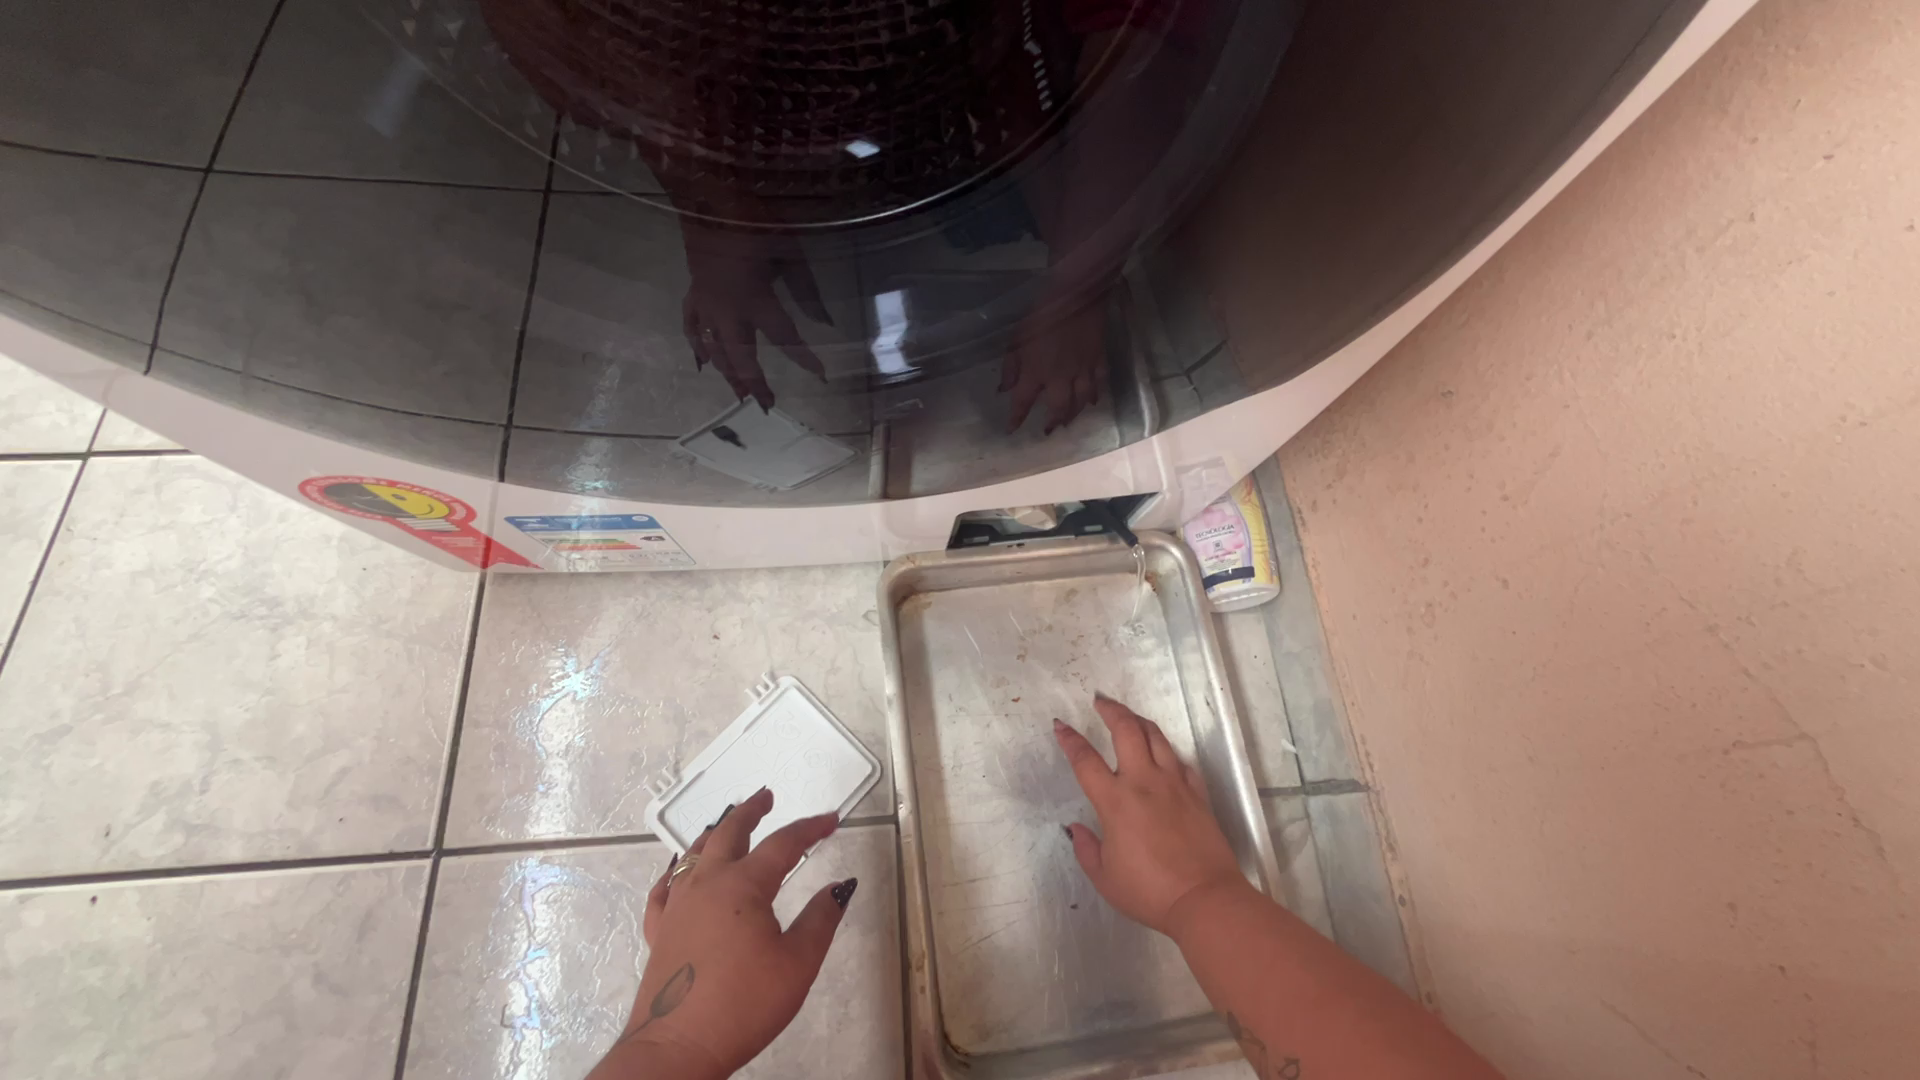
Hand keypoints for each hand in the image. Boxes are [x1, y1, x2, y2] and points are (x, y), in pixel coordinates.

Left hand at [589, 788, 854, 1079]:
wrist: (676, 1050)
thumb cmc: (743, 1005)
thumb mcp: (798, 964)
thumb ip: (821, 918)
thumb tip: (840, 885)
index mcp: (743, 885)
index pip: (783, 844)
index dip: (810, 828)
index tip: (831, 819)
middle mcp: (707, 884)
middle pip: (729, 832)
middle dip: (751, 811)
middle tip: (765, 796)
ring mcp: (677, 906)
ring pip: (695, 854)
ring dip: (715, 832)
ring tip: (727, 822)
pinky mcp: (659, 932)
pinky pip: (664, 890)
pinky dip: (675, 872)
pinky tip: (677, 871)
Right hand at [681, 221, 832, 410]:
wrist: (705, 195)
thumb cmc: (754, 219)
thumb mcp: (789, 253)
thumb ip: (806, 291)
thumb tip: (825, 323)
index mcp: (755, 299)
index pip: (785, 338)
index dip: (804, 359)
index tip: (821, 377)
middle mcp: (728, 310)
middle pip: (741, 357)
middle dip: (754, 383)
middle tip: (765, 406)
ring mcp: (706, 304)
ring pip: (714, 349)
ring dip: (728, 374)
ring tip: (739, 394)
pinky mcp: (693, 293)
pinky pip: (691, 327)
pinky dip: (697, 347)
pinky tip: (702, 362)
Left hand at [999, 294, 1109, 433]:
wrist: (1075, 293)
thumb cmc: (1040, 314)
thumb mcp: (1016, 339)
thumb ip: (1011, 367)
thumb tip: (1004, 390)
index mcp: (1036, 372)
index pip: (1023, 403)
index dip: (1017, 418)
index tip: (1011, 430)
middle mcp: (1060, 377)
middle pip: (1059, 408)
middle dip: (1053, 422)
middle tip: (1049, 430)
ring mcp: (1082, 370)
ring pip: (1081, 401)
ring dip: (1074, 414)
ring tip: (1068, 421)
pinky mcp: (1098, 359)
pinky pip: (1099, 383)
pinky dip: (1096, 395)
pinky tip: (1093, 402)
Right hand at [1053, 695, 1248, 935]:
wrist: (1206, 899)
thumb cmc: (1150, 892)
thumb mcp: (1105, 878)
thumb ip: (1086, 849)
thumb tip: (1077, 828)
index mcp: (1115, 801)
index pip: (1086, 760)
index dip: (1070, 739)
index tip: (1060, 725)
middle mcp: (1144, 782)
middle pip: (1126, 730)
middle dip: (1111, 710)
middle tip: (1100, 702)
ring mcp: (1174, 784)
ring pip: (1156, 737)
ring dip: (1138, 721)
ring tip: (1128, 716)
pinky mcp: (1197, 794)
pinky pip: (1180, 761)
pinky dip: (1166, 750)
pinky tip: (1162, 753)